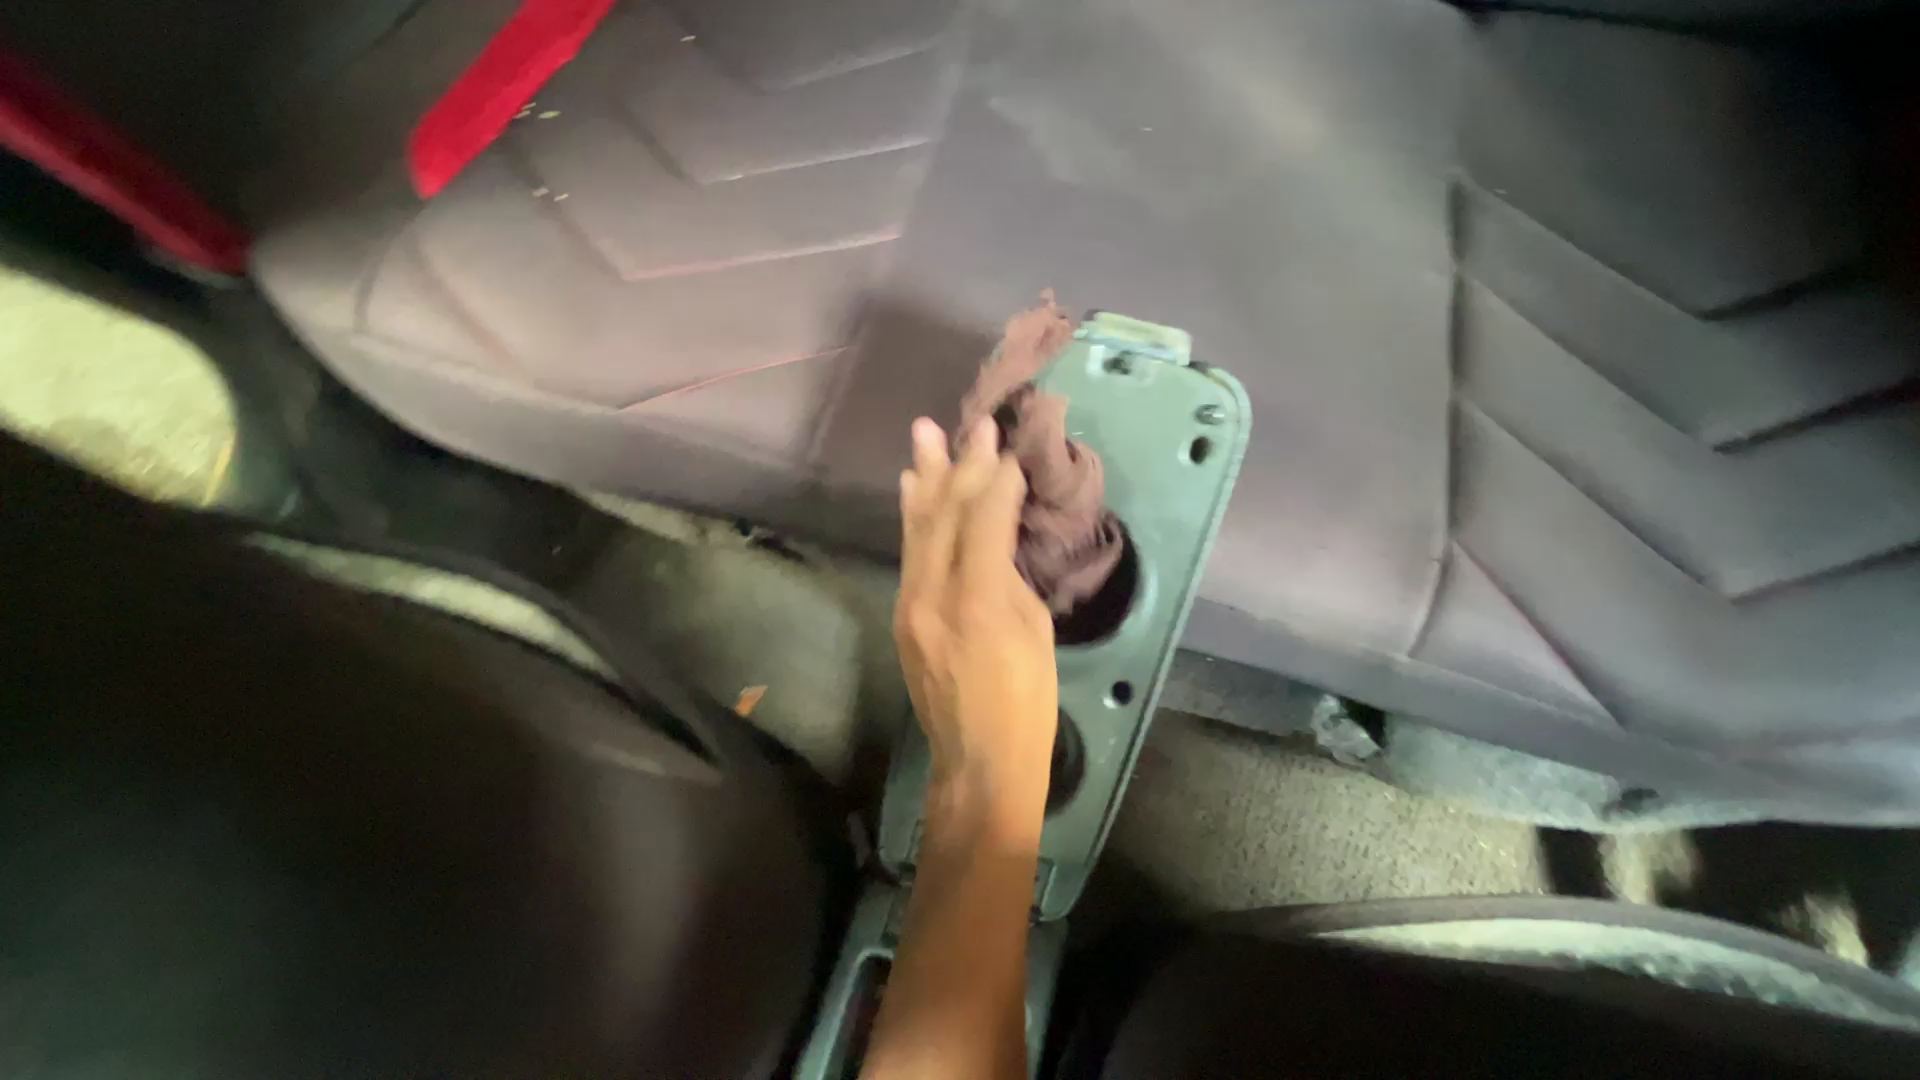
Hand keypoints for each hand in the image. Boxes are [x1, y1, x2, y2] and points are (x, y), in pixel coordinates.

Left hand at [896, 417, 1058, 835]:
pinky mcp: (901, 615)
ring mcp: (909, 603)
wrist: (977, 761)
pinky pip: (908, 552)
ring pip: (917, 528)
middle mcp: (932, 591)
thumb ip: (1009, 573)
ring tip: (923, 434)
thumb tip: (997, 533)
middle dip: (959, 464)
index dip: (995, 477)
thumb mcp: (1033, 630)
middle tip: (969, 424)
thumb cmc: (1026, 702)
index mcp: (977, 596)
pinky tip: (911, 490)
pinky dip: (913, 516)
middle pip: (944, 513)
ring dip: (924, 478)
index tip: (1007, 446)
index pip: (982, 516)